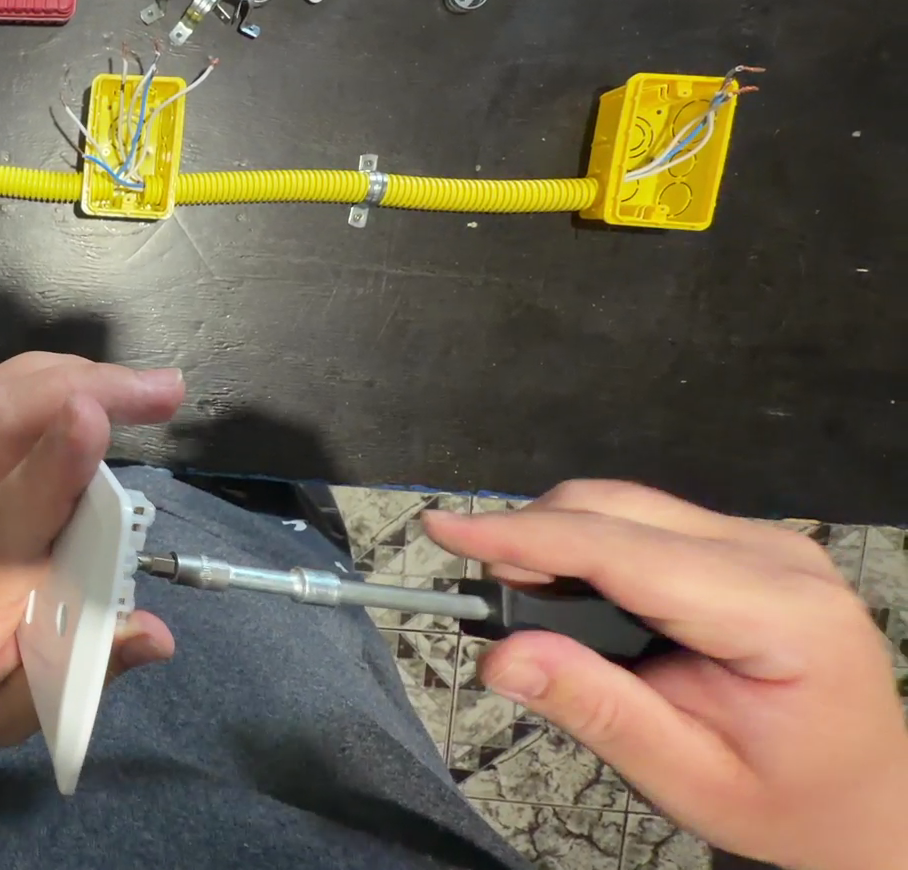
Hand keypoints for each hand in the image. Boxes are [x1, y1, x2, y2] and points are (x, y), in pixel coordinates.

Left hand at [0, 353, 184, 748]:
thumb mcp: (6, 713)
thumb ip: (84, 675)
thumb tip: (156, 633)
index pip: (15, 510)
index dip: (55, 461)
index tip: (95, 418)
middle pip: (0, 422)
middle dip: (83, 386)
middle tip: (163, 390)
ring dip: (64, 373)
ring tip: (133, 385)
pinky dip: (38, 378)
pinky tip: (80, 385)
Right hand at [424, 481, 907, 869]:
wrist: (870, 800)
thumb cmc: (783, 799)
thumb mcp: (686, 777)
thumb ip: (594, 709)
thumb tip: (498, 657)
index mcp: (780, 617)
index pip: (620, 552)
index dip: (520, 535)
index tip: (438, 528)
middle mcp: (772, 556)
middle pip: (607, 509)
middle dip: (526, 538)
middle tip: (493, 599)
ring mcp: (756, 539)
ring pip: (609, 502)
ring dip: (546, 536)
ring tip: (529, 598)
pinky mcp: (733, 539)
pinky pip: (625, 514)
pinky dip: (573, 538)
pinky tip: (568, 585)